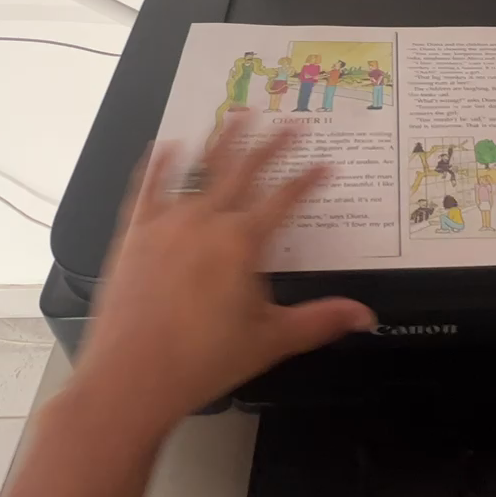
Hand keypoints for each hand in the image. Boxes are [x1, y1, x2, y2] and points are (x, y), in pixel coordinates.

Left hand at [66, 119, 376, 433]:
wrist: (130, 381)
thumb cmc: (202, 361)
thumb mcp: (271, 339)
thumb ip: (321, 320)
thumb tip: (365, 316)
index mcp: (242, 241)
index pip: (286, 198)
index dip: (308, 179)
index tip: (324, 165)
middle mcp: (206, 221)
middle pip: (246, 170)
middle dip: (271, 144)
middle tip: (288, 123)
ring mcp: (167, 223)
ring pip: (200, 169)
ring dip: (221, 140)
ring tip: (236, 115)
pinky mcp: (134, 234)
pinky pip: (147, 188)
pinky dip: (158, 164)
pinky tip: (165, 145)